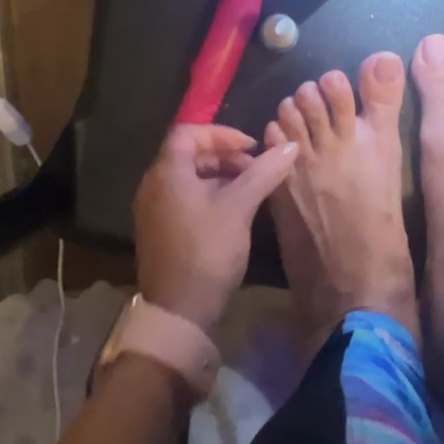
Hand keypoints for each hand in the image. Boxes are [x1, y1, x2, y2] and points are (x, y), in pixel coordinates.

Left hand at [133, 125, 299, 331]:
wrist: (178, 310)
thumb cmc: (207, 251)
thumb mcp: (238, 208)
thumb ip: (263, 173)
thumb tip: (290, 145)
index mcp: (166, 172)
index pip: (189, 132)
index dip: (221, 133)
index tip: (251, 148)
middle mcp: (153, 185)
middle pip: (188, 155)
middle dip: (224, 156)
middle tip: (256, 169)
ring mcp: (154, 210)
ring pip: (188, 179)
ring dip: (219, 176)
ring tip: (251, 190)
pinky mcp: (160, 230)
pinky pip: (184, 199)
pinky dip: (209, 195)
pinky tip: (234, 212)